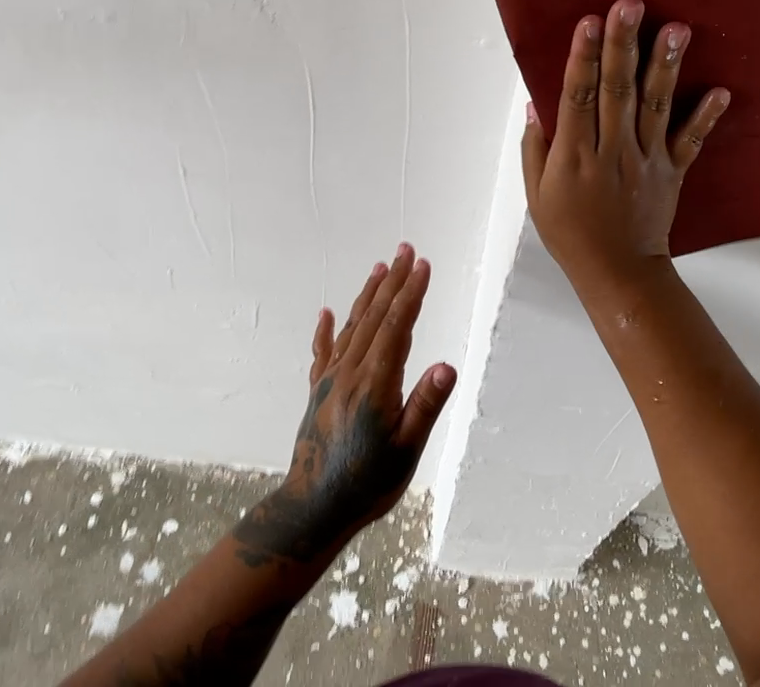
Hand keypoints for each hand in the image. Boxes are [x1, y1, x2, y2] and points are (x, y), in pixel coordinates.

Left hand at [231, 245, 455, 567]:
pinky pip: (323, 352)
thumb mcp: (406, 450)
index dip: (411, 294)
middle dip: (393, 282)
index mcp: (374, 384)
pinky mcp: (317, 393)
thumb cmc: (368, 484)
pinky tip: (326, 314)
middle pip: (374, 318)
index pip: (397, 328)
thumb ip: (425, 406)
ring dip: (368, 296)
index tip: (424, 265)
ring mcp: (330, 381)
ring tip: (380, 268)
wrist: (313, 509)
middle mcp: (349, 374)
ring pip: (351, 328)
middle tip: (406, 250)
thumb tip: (447, 366)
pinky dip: (326, 330)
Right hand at [521, 0, 729, 292]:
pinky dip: (706, 117)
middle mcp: (612, 152)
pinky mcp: (671, 172)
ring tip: (676, 30)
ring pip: (655, 107)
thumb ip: (536, 148)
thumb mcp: (537, 194)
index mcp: (575, 156)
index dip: (582, 58)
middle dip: (623, 46)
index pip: (578, 98)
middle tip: (630, 5)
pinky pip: (690, 142)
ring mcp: (646, 160)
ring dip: (665, 66)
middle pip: (617, 91)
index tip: (588, 22)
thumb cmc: (571, 233)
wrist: (618, 272)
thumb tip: (536, 105)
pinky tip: (721, 91)